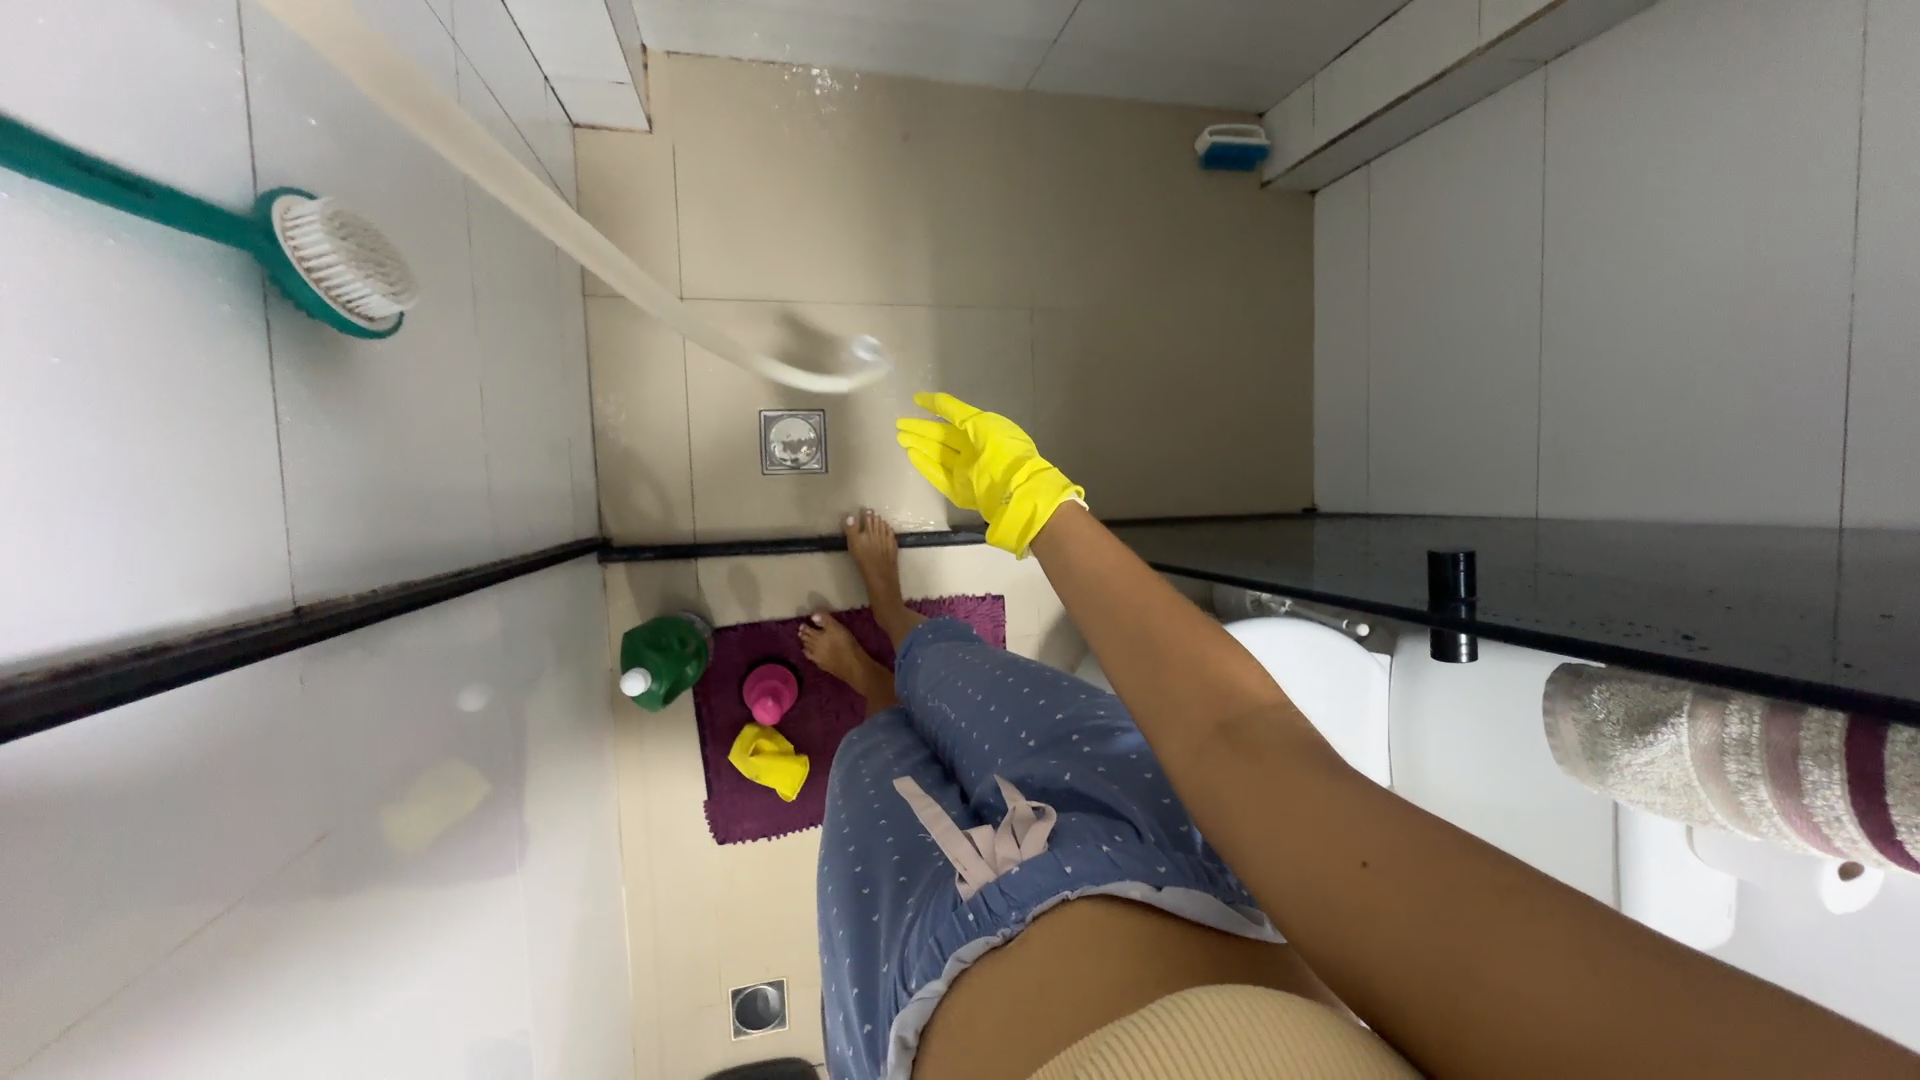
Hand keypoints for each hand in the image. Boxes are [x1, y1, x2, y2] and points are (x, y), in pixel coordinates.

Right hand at [895, 392, 1084, 556]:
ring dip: (919, 445)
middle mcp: (974, 450)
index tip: (917, 400)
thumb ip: (956, 411)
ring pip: (937, 455)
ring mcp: (966, 472)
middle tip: (899, 423)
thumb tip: (937, 402)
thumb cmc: (1002, 449)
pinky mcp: (960, 491)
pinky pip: (938, 475)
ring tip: (900, 436)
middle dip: (921, 429)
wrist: (1015, 488)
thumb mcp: (982, 422)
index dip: (937, 407)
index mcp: (984, 432)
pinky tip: (910, 453)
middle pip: (942, 438)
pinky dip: (924, 464)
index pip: (955, 417)